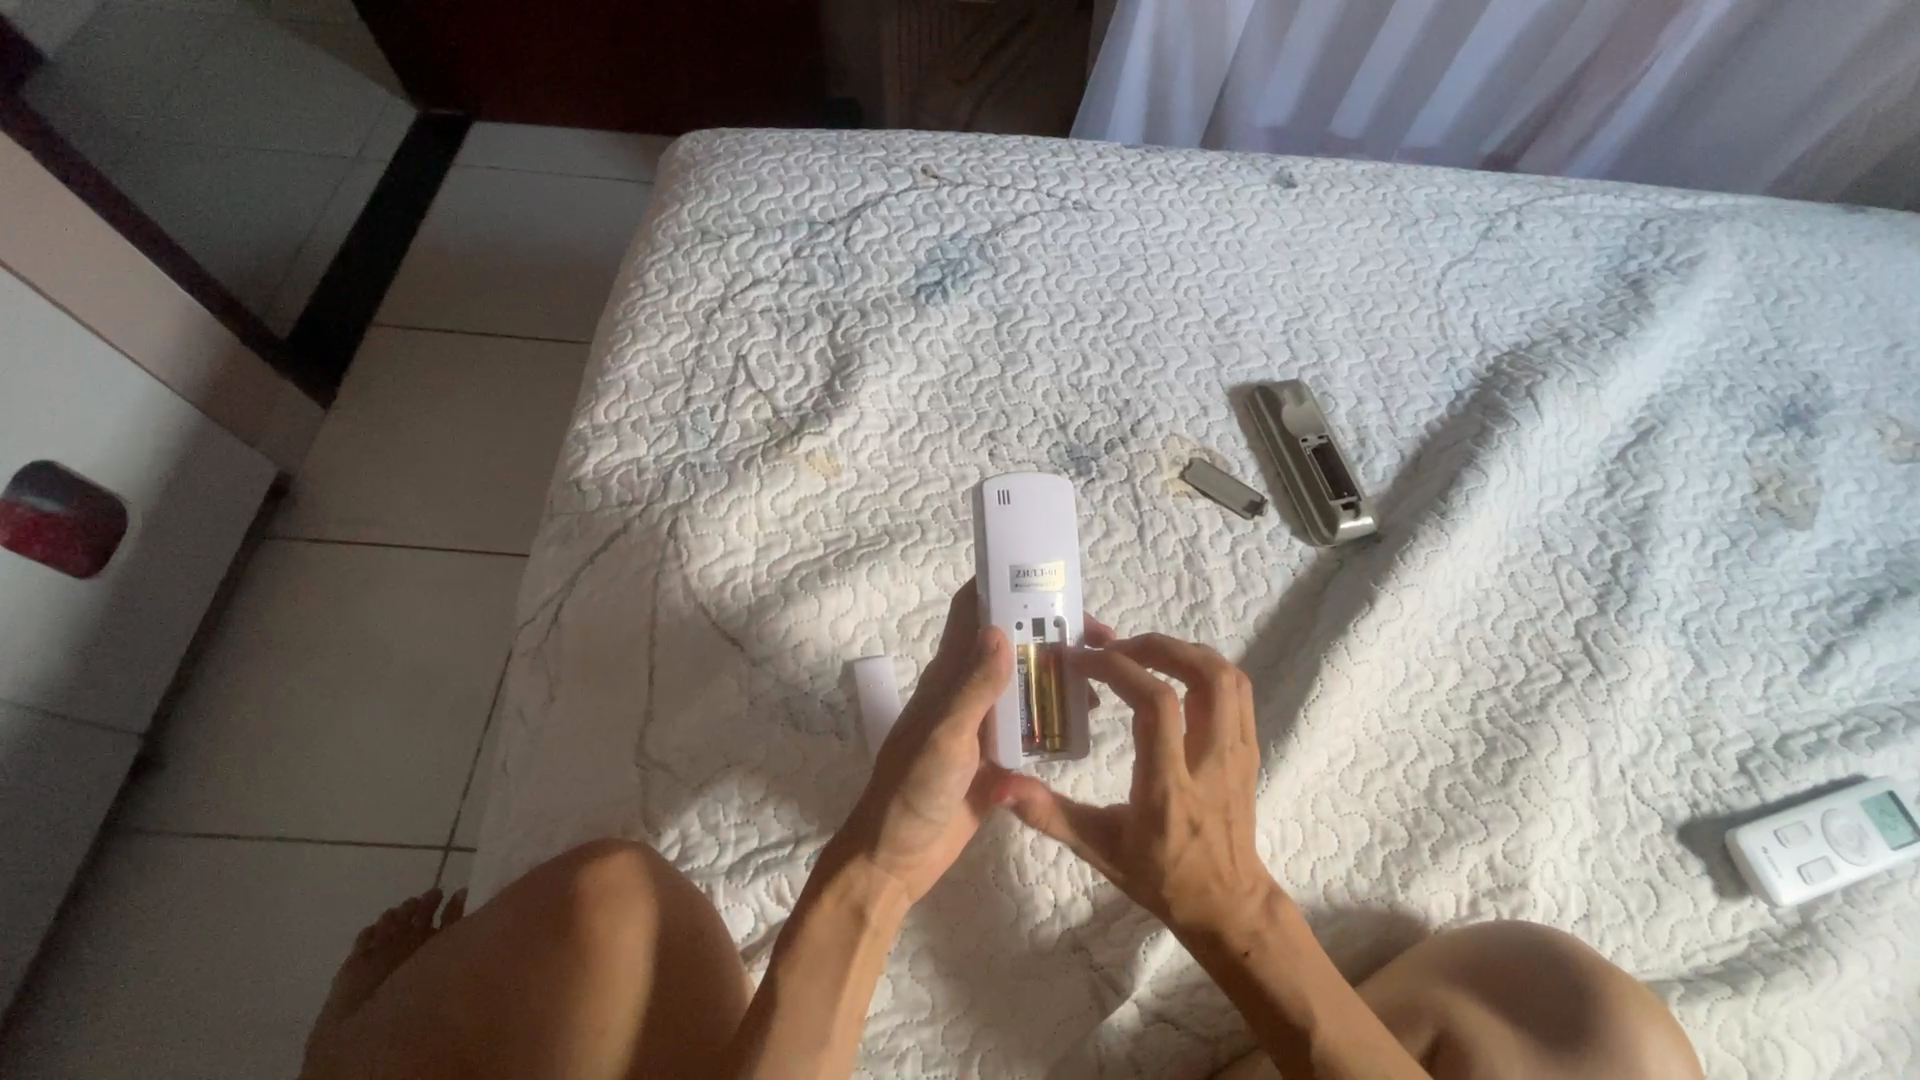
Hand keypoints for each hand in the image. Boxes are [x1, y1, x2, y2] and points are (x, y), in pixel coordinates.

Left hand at [829, 582, 1115, 903]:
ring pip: (1026, 685)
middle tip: (1104, 643)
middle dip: (1053, 633)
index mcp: (948, 676)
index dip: (1006, 587)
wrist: (896, 858)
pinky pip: (1032, 729)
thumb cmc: (911, 792)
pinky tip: (1087, 728)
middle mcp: (967, 691)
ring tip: (1104, 684)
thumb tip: (1001, 629)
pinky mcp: (996, 760)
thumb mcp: (943, 737)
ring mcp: (982, 726)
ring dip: (1060, 676)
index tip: (1054, 585)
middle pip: (1012, 644)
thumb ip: (972, 687)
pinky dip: (1057, 720)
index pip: (972, 610)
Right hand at [996, 634, 1280, 935]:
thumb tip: (999, 783)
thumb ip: (1049, 814)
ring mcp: (1238, 754)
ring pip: (1229, 678)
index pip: (1157, 705)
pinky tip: (1173, 673)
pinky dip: (1205, 668)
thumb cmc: (1160, 877)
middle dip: (1159, 647)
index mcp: (1169, 788)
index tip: (1083, 661)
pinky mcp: (1249, 750)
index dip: (1118, 669)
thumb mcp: (1097, 849)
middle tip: (1117, 646)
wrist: (1227, 903)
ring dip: (1185, 652)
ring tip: (1145, 653)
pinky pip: (1238, 691)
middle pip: (1205, 677)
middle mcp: (1211, 762)